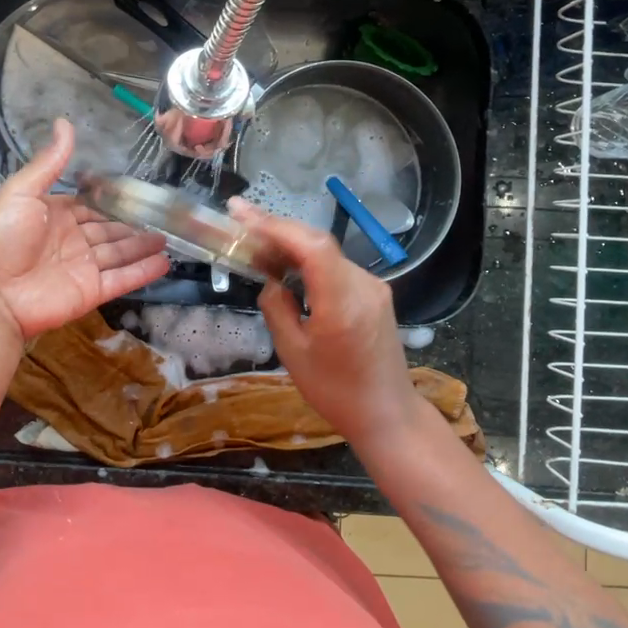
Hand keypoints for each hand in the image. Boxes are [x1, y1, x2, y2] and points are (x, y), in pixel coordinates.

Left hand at [0, 119, 169, 339]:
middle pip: (109, 229)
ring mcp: (84, 267)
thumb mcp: (21, 192)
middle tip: (162, 213)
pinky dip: (143, 271)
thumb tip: (64, 122)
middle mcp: (72, 240)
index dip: (111, 199)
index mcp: (55, 215)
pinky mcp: (92, 292)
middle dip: (133, 222)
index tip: (137, 190)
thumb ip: (49, 162)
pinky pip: (123, 279)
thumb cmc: (2, 238)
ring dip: (143, 245)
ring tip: (169, 235)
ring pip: (120, 253)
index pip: (90, 205)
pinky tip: (165, 261)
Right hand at [232, 199, 419, 443]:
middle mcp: (363, 286)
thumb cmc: (336, 392)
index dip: (276, 226)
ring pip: (327, 252)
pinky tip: (288, 266)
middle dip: (277, 228)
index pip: (312, 247)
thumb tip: (270, 282)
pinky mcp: (375, 293)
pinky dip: (309, 260)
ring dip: (292, 244)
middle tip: (240, 222)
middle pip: (318, 242)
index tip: (241, 214)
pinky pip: (337, 266)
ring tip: (257, 245)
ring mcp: (373, 287)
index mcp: (342, 303)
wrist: (387, 413)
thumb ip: (277, 310)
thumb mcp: (293, 354)